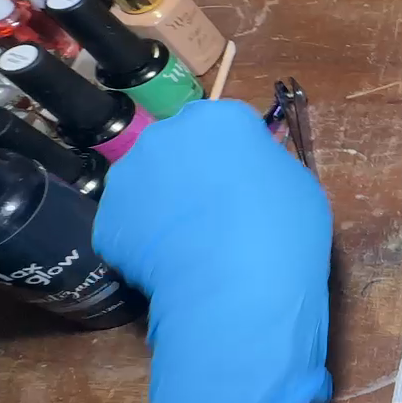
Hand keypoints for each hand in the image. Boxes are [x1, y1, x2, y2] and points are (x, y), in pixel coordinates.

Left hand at [94, 101, 332, 402]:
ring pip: (150, 184)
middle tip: (224, 207)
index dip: (239, 151)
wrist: (240, 284)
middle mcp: (162, 137)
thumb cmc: (286, 224)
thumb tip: (242, 170)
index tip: (251, 176)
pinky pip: (133, 225)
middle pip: (179, 147)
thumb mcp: (296, 181)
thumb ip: (263, 164)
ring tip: (199, 239)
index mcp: (218, 118)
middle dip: (195, 170)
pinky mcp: (105, 222)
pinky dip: (150, 239)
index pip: (225, 123)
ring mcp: (126, 180)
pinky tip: (179, 261)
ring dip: (168, 202)